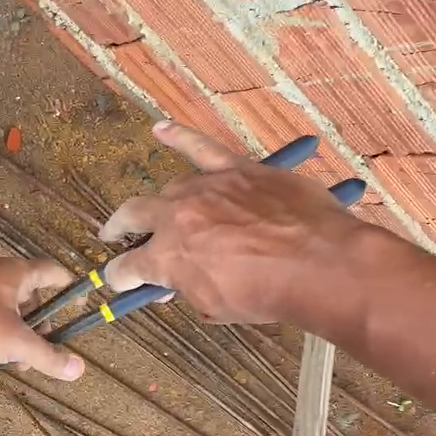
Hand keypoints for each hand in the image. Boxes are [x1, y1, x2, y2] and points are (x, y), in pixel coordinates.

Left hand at [0, 258, 84, 379]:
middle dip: (35, 322)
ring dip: (9, 329)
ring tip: (7, 356)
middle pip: (24, 293)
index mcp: (15, 273)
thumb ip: (46, 356)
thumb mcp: (14, 343)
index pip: (51, 271)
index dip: (67, 285)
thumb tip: (78, 369)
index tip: (77, 300)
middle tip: (35, 349)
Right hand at [99, 123, 377, 323]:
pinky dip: (180, 137)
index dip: (120, 278)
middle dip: (119, 230)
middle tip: (115, 238)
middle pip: (132, 216)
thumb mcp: (211, 305)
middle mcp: (175, 217)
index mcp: (164, 257)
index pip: (123, 268)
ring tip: (159, 212)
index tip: (122, 282)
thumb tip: (176, 281)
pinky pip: (202, 147)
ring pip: (169, 190)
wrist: (319, 264)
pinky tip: (161, 130)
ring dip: (162, 205)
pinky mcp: (237, 170)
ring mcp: (206, 188)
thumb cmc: (264, 295)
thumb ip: (185, 287)